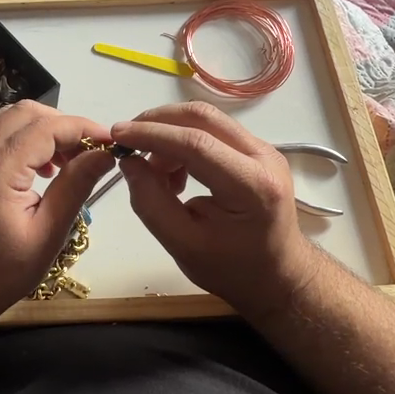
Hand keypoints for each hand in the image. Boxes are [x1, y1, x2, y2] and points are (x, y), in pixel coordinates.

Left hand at [0, 101, 115, 326]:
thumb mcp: (47, 235)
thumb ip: (75, 187)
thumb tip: (104, 154)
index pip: (47, 128)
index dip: (83, 129)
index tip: (110, 143)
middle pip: (27, 113)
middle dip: (64, 124)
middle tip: (90, 152)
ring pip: (11, 119)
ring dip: (44, 129)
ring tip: (69, 161)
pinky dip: (25, 138)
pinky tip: (43, 168)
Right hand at [110, 102, 311, 319]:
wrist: (277, 275)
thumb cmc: (231, 268)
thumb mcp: (182, 244)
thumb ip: (151, 202)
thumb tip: (128, 162)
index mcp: (251, 187)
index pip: (196, 144)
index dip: (152, 134)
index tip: (117, 135)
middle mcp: (264, 158)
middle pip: (202, 118)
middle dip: (157, 123)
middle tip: (128, 142)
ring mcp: (264, 150)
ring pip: (206, 119)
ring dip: (170, 133)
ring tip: (154, 171)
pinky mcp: (256, 149)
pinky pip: (212, 130)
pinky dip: (183, 141)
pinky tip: (174, 171)